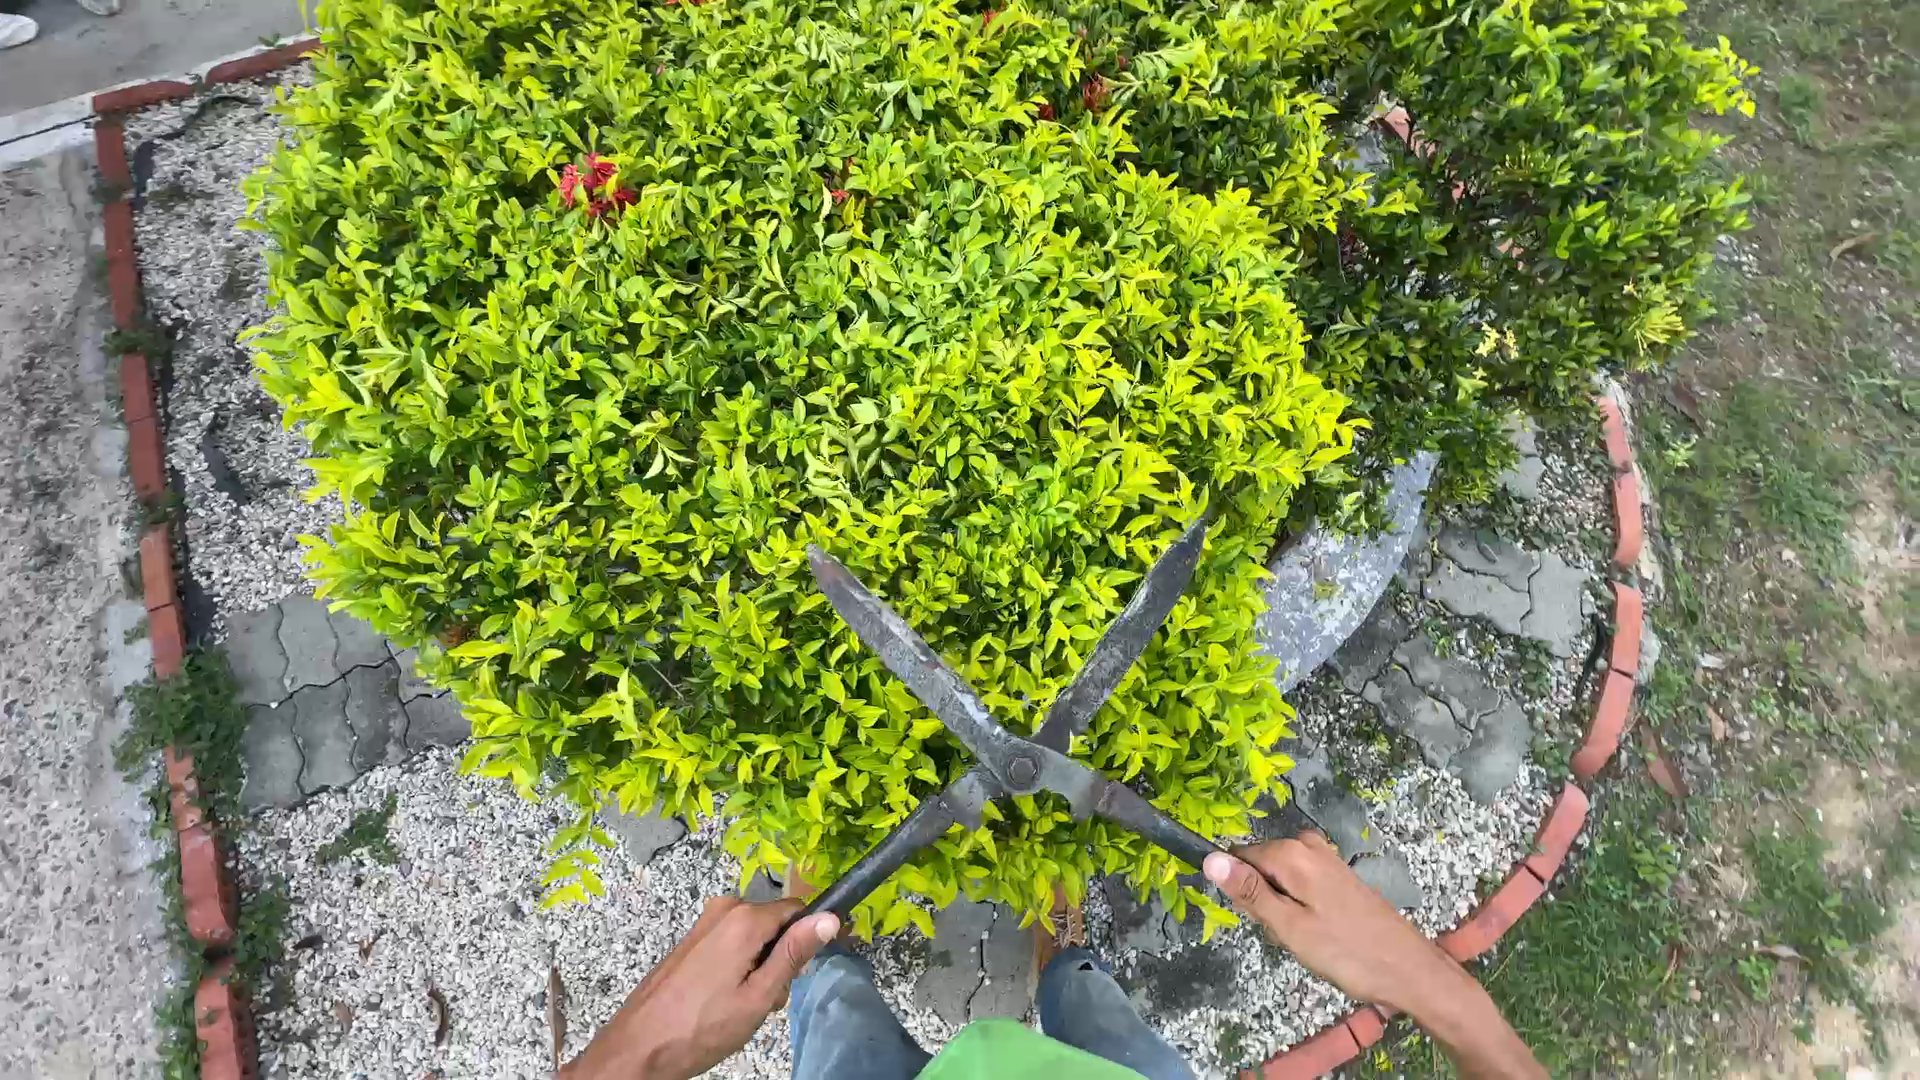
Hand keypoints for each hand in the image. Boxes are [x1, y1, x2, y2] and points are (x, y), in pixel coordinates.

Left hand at [560, 897, 838, 1079]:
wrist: (635, 1050)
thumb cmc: (702, 1027)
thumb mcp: (758, 996)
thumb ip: (795, 953)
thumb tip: (830, 917)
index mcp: (746, 917)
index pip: (798, 910)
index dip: (807, 939)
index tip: (800, 973)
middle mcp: (726, 907)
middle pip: (774, 924)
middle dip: (778, 958)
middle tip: (764, 1000)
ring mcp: (705, 922)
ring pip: (752, 935)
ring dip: (756, 966)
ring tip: (739, 1006)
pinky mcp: (692, 938)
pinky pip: (730, 941)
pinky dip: (735, 966)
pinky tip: (721, 1000)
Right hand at [1204, 834, 1546, 1079]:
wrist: (1411, 971)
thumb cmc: (1347, 953)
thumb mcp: (1289, 927)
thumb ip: (1248, 891)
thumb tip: (1208, 858)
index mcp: (1289, 852)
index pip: (1236, 859)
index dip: (1242, 892)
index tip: (1264, 920)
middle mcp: (1305, 843)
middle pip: (1258, 867)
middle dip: (1264, 899)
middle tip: (1290, 933)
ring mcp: (1323, 855)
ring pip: (1278, 876)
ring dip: (1283, 905)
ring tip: (1308, 935)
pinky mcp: (1335, 870)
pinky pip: (1298, 880)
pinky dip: (1301, 904)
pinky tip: (1322, 930)